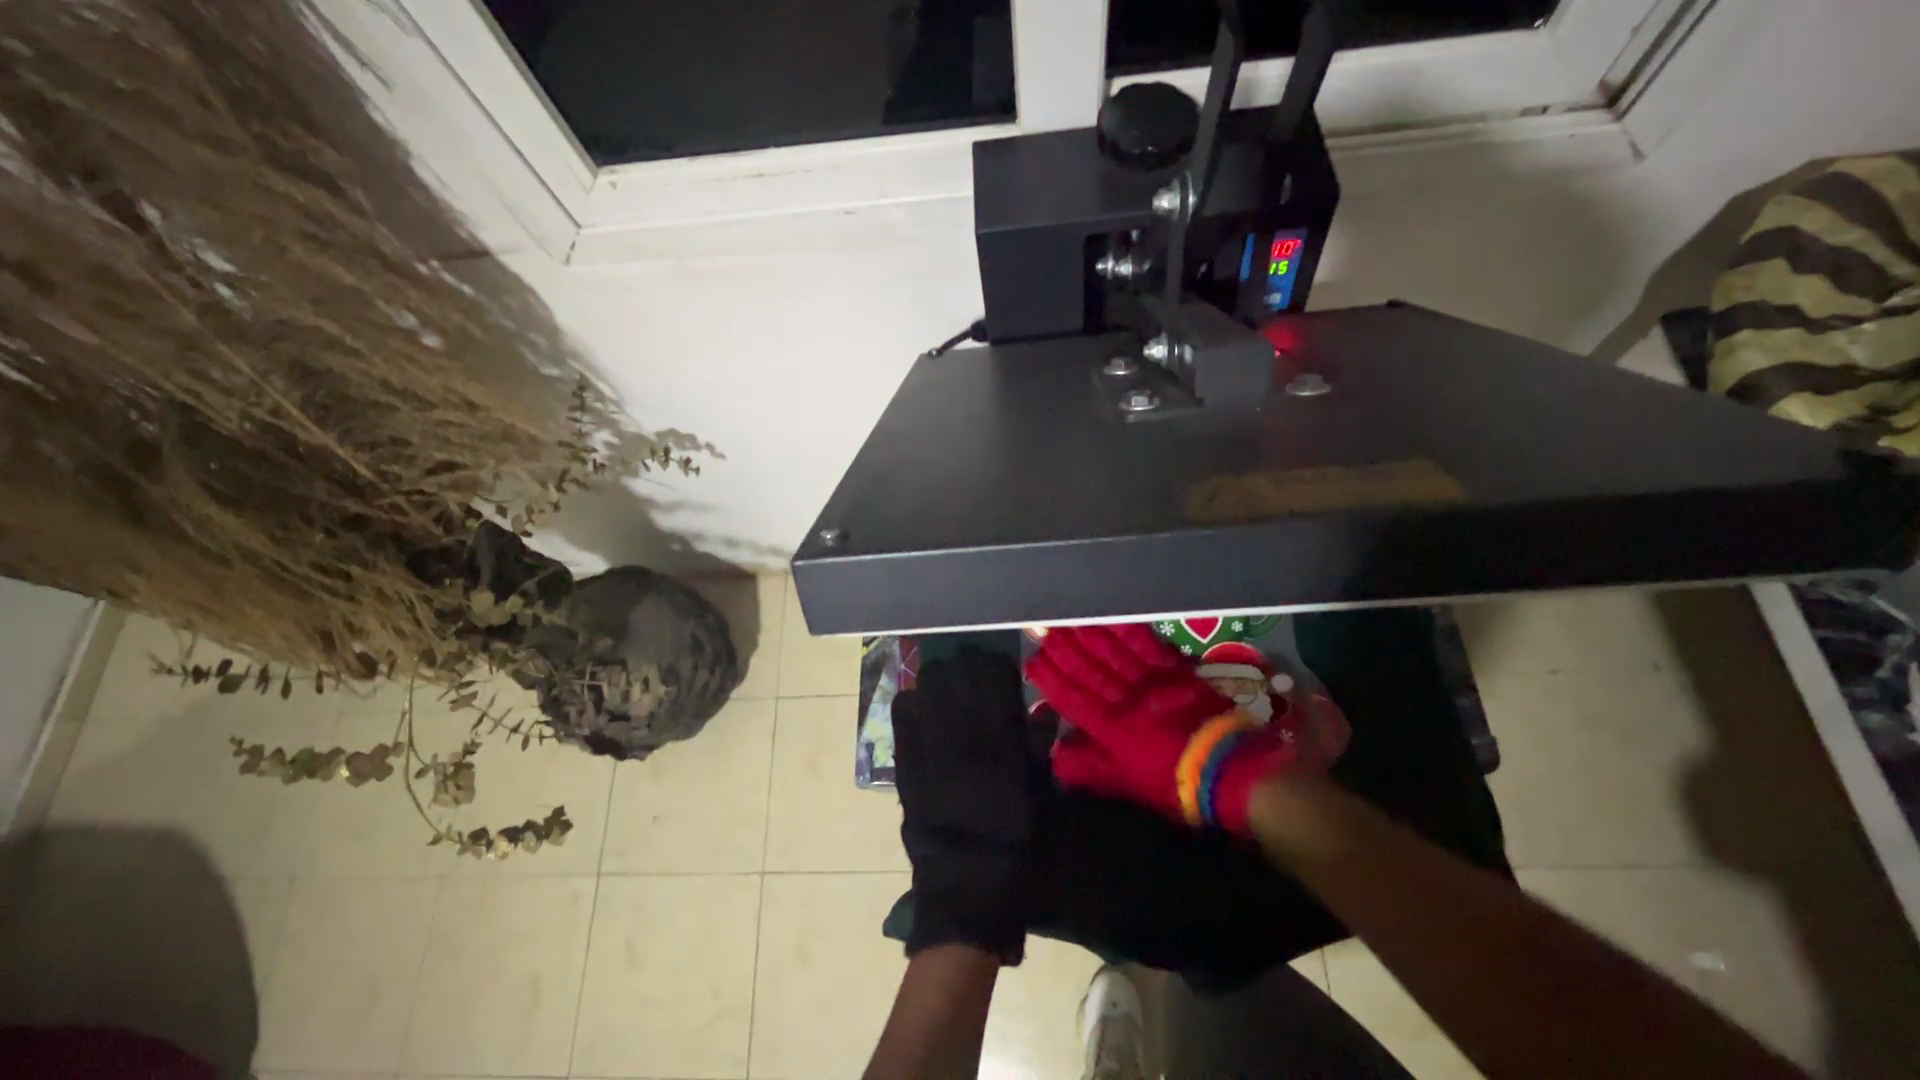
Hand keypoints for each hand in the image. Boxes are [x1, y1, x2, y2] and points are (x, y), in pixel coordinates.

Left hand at [892, 647, 1033, 963]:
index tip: (1000, 666)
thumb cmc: (1016, 843)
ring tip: (945, 688)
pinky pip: (902, 714)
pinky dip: (912, 703)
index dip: (996, 664)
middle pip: (956, 672)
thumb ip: (1039, 746)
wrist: (968, 885)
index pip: (995, 676)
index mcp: (1002, 740)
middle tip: (971, 671)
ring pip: (927, 686)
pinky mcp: (905, 761)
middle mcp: (964, 734)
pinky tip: (920, 709)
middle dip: (965, 665)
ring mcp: (929, 745)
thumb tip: (1041, 709)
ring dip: (938, 680)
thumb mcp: (1040, 792)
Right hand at [1025, 624, 1306, 833]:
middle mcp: (1126, 699)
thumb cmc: (1177, 784)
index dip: (1050, 679)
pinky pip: (1146, 644)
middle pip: (1088, 669)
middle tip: (1042, 628)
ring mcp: (1152, 682)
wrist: (1232, 771)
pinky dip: (1127, 629)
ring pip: (1112, 652)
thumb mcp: (1126, 784)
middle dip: (1062, 649)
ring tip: (1068, 617)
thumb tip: (1055, 755)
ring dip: (1088, 633)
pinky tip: (1113, 617)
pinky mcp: (1177, 671)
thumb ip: (1088, 767)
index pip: (1072, 698)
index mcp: (1110, 729)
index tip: (1032, 662)